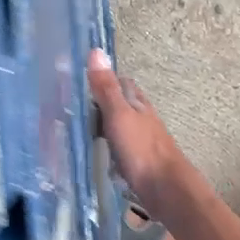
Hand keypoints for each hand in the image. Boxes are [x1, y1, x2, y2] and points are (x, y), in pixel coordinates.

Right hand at [86, 49, 193, 212]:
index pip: (121, 82)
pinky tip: (96, 155)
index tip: (79, 81)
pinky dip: (107, 147)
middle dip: (101, 104)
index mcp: (138, 103)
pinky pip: (119, 148)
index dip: (104, 79)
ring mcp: (142, 140)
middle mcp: (142, 117)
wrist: (166, 189)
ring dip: (104, 126)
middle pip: (121, 104)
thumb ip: (106, 88)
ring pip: (120, 126)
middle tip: (73, 108)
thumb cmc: (142, 149)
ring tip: (78, 131)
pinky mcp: (139, 161)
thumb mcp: (119, 115)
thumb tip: (96, 50)